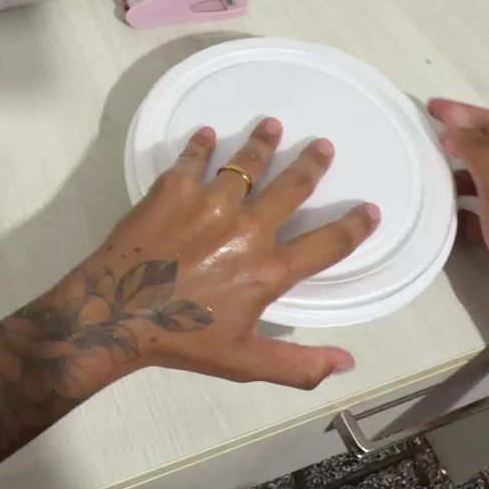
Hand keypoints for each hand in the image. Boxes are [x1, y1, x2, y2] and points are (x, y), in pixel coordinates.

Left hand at [0, 118, 379, 396]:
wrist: (118, 310)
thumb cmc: (183, 338)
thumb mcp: (246, 361)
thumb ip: (299, 364)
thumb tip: (348, 362)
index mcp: (269, 269)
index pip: (326, 245)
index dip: (353, 227)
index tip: (370, 209)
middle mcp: (248, 228)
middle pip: (291, 188)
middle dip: (311, 164)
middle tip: (323, 144)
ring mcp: (210, 202)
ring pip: (245, 164)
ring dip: (261, 143)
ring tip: (271, 124)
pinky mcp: (174, 188)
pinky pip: (193, 159)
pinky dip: (201, 145)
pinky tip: (207, 133)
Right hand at [428, 99, 488, 338]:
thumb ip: (478, 153)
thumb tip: (454, 118)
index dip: (466, 112)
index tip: (429, 108)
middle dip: (458, 140)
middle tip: (422, 138)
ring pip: (480, 183)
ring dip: (454, 175)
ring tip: (423, 176)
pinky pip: (474, 214)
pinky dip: (456, 210)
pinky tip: (437, 216)